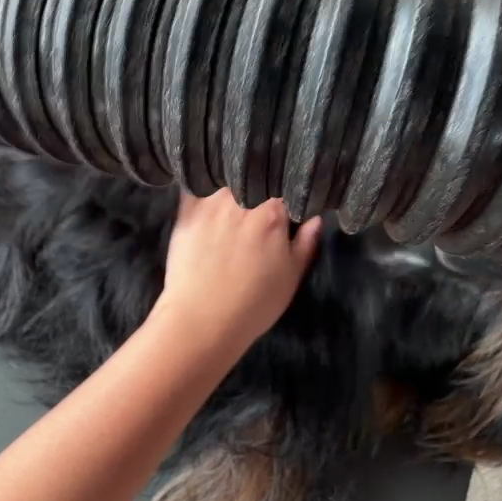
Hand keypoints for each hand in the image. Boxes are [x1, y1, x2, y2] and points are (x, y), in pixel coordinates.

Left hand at [155, 192, 323, 345]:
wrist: (201, 321)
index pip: (285, 189)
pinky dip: (202, 182)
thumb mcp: (290, 278)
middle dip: (260, 184)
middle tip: (260, 197)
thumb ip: (305, 244)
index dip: (287, 193)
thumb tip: (315, 217)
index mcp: (273, 213)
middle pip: (256, 180)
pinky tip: (204, 184)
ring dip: (234, 181)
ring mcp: (211, 203)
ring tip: (235, 189)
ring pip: (228, 179)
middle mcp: (243, 200)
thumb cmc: (253, 304)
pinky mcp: (186, 211)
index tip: (286, 200)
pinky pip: (196, 185)